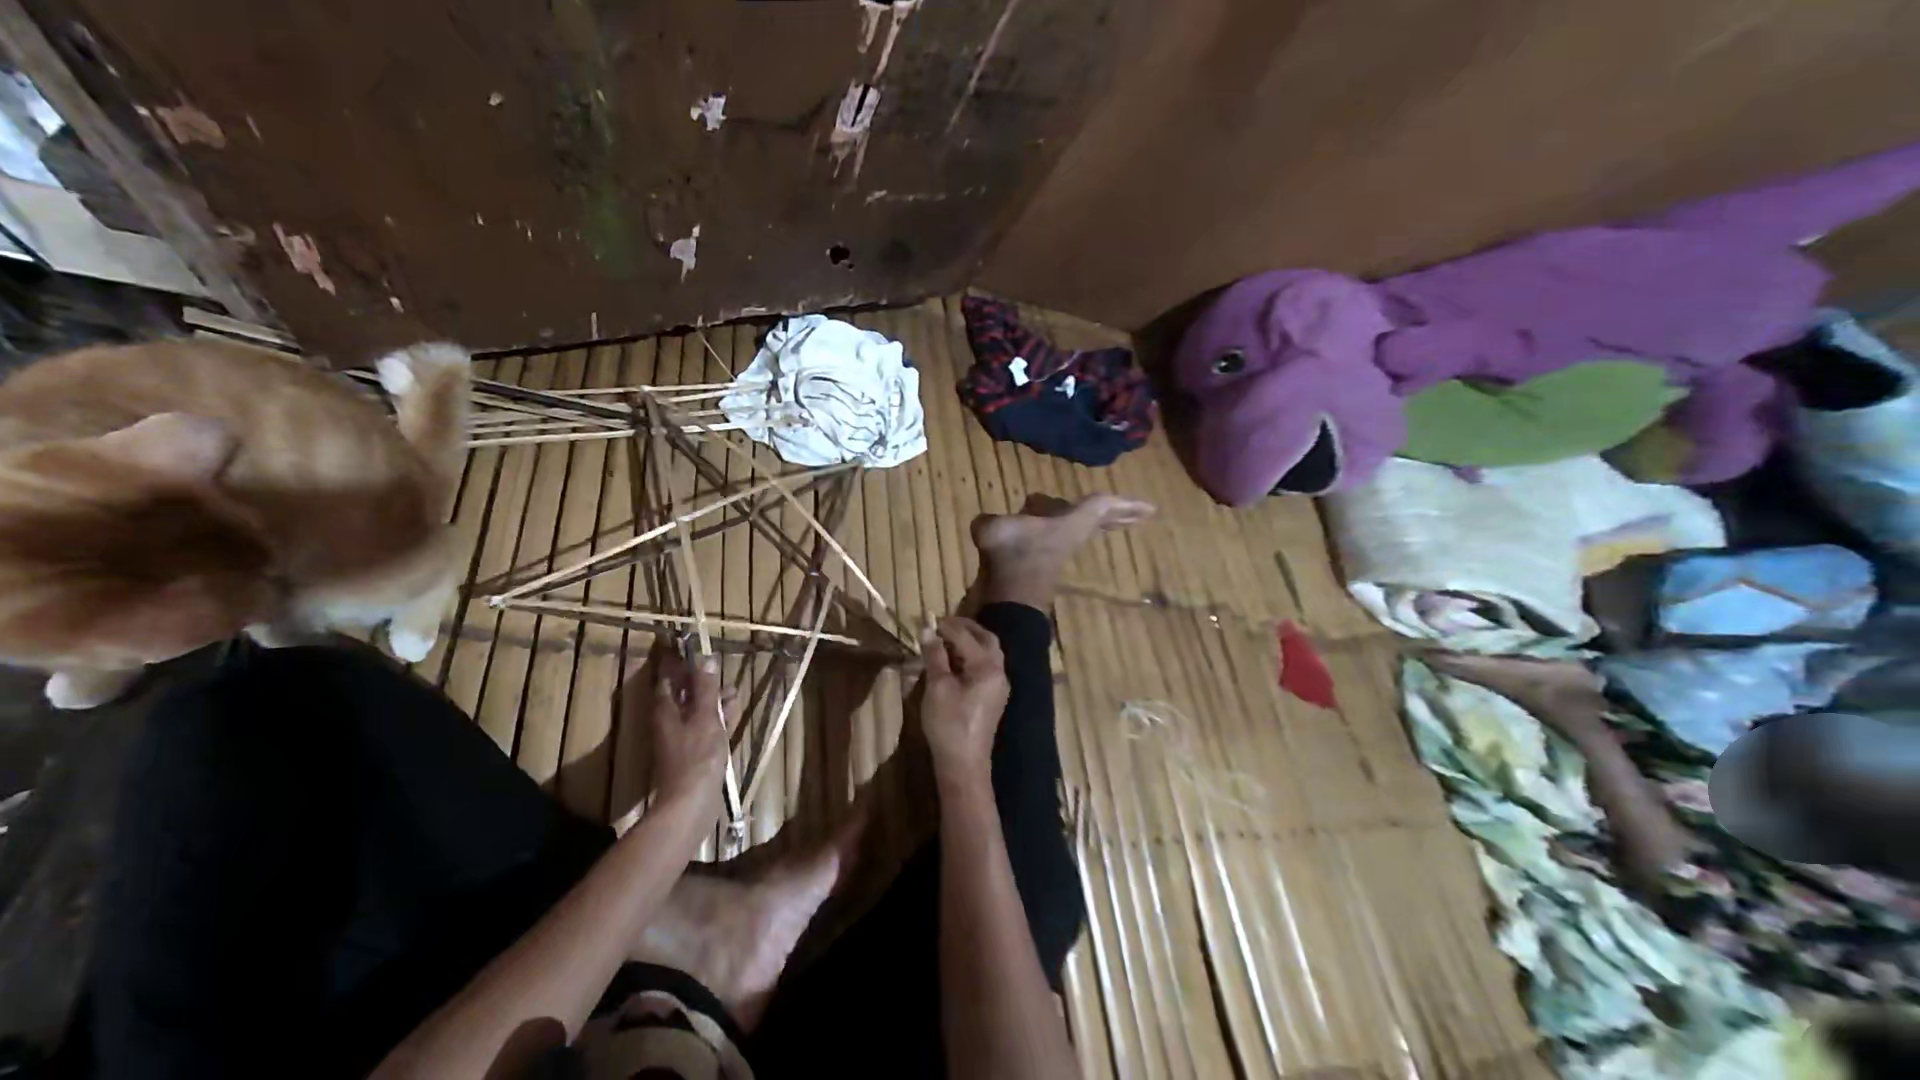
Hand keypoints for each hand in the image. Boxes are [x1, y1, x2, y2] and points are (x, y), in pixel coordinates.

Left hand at [625, 641, 733, 818]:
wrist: (691, 803)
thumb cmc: (697, 756)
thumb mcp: (705, 717)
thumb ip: (706, 689)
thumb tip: (707, 659)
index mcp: (665, 710)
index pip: (666, 678)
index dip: (676, 663)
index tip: (688, 647)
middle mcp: (670, 721)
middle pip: (683, 694)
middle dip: (700, 680)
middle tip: (718, 666)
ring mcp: (683, 738)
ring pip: (697, 710)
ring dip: (713, 699)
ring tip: (734, 688)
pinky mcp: (696, 752)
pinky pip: (707, 726)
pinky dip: (718, 717)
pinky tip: (734, 711)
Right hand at [921, 617, 1009, 782]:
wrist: (963, 764)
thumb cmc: (949, 724)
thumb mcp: (937, 687)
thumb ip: (935, 656)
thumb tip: (928, 630)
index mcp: (987, 667)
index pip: (966, 636)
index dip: (946, 626)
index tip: (928, 618)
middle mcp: (999, 672)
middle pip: (986, 639)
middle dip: (965, 628)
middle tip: (943, 623)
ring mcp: (999, 686)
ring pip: (988, 652)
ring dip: (970, 641)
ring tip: (946, 638)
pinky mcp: (993, 697)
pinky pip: (986, 666)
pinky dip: (972, 655)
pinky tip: (954, 659)